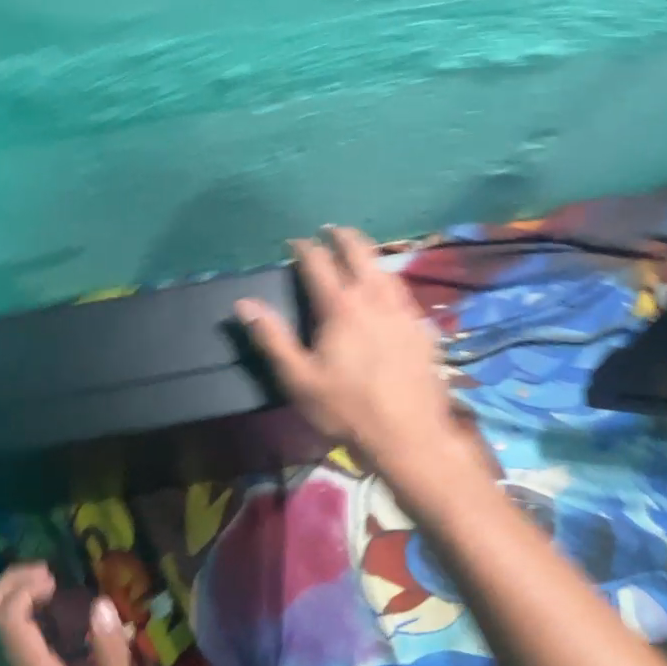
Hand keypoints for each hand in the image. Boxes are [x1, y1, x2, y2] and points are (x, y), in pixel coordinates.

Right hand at [235, 226, 460, 472]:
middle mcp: (374, 298)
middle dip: (342, 237)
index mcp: (341, 306)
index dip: (304, 248)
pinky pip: (403, 291)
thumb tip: (243, 304)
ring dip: (368, 254)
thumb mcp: (298, 378)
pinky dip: (389, 279)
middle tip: (329, 231)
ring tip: (358, 251)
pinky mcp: (422, 328)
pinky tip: (388, 290)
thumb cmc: (346, 408)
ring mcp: (403, 311)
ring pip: (385, 268)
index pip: (318, 263)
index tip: (294, 241)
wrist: (408, 435)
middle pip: (359, 252)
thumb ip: (271, 338)